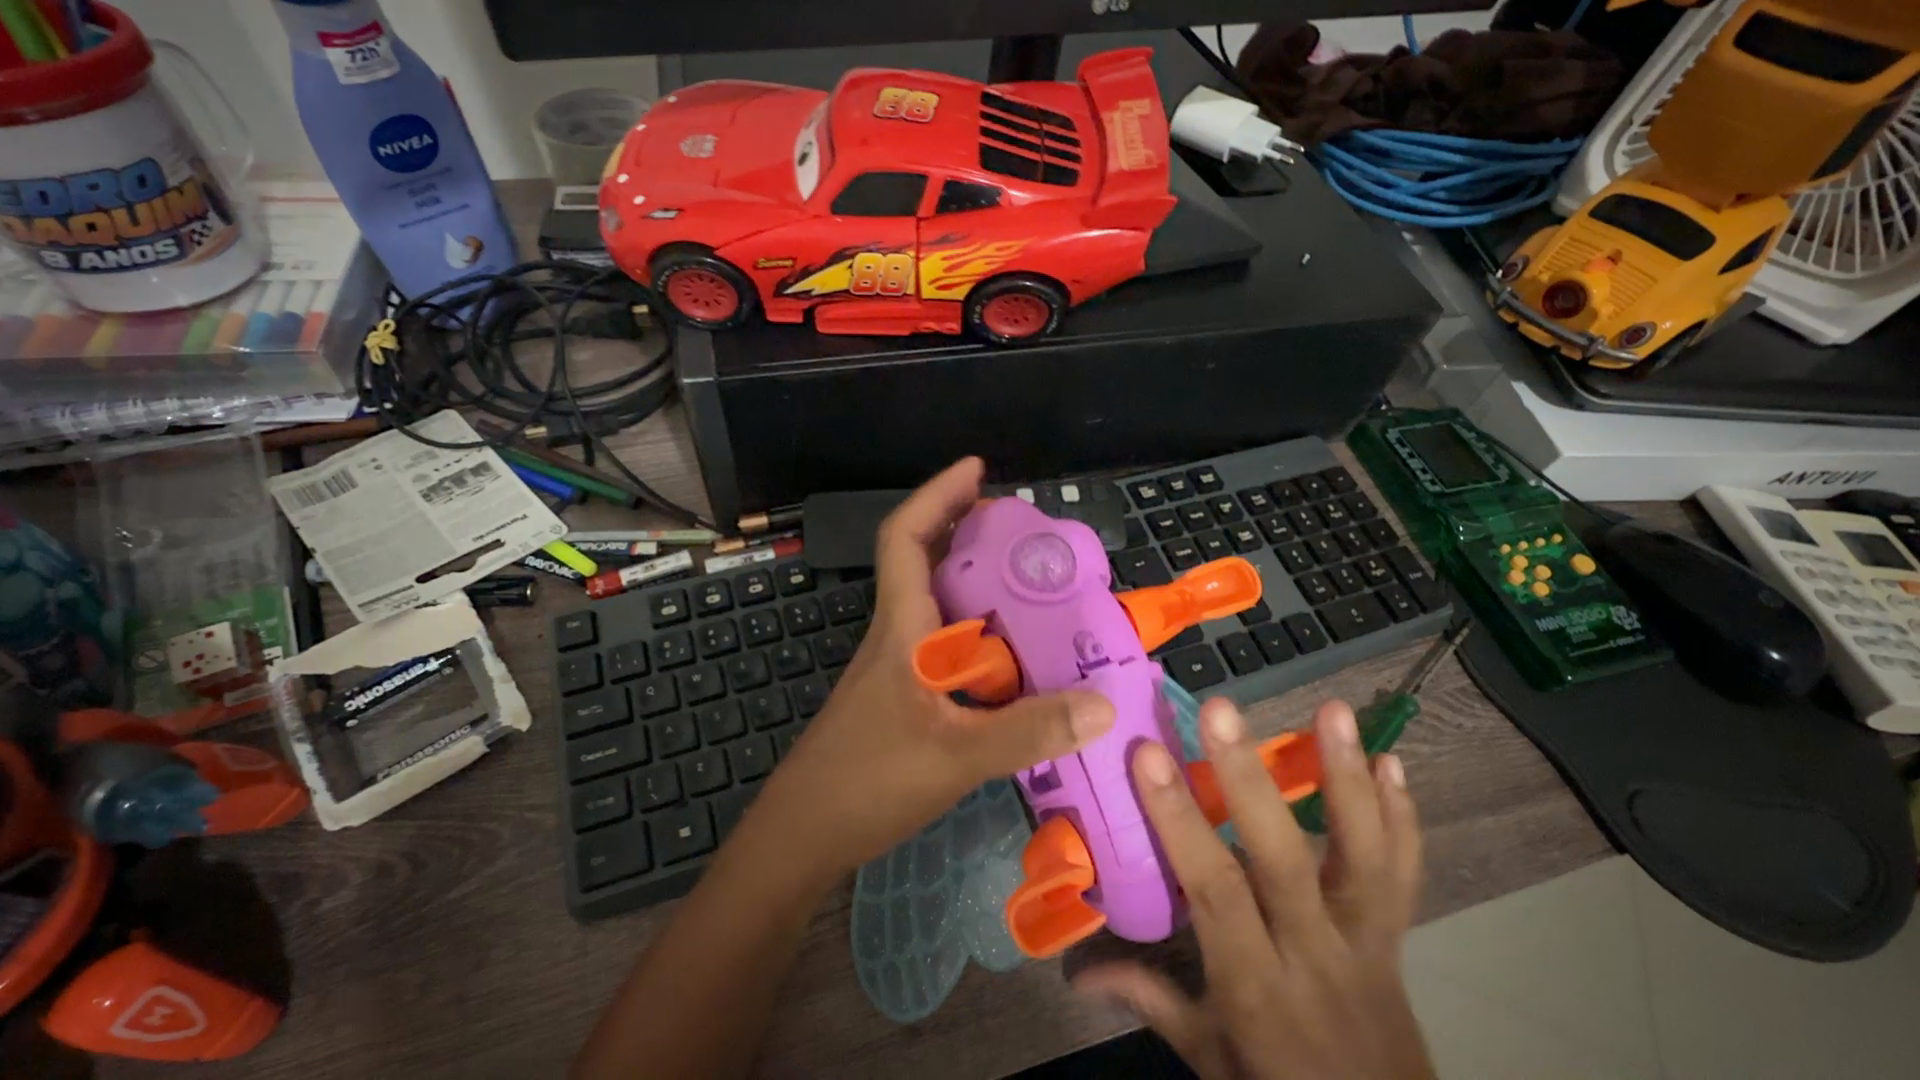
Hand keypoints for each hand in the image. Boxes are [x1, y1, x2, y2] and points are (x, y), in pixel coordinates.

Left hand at [758, 457, 1115, 873]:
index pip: (907, 538)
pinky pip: (945, 649)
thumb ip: (1028, 730)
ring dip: (977, 586)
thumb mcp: (955, 756)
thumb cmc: (866, 781)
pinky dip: (979, 639)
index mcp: (900, 629)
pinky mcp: (901, 701)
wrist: (802, 836)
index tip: (979, 470)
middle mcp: (896, 637)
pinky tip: (1013, 664)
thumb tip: (1103, 704)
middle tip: (1027, 533)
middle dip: (968, 533)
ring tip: (1034, 589)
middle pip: (924, 563)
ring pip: (937, 608)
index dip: (938, 495)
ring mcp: (895, 670)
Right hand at [1074, 698, 1432, 1079]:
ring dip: (1347, 777)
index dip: (1181, 822)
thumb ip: (1149, 1000)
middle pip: (1284, 859)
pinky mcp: (1398, 935)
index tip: (1149, 755)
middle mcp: (1313, 951)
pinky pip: (1406, 873)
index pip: (1214, 891)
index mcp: (1254, 983)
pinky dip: (1403, 815)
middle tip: (1220, 711)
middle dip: (1249, 780)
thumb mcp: (1206, 1054)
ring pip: (1362, 855)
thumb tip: (1075, 972)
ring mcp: (1365, 939)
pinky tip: (1394, 760)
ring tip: (1331, 710)